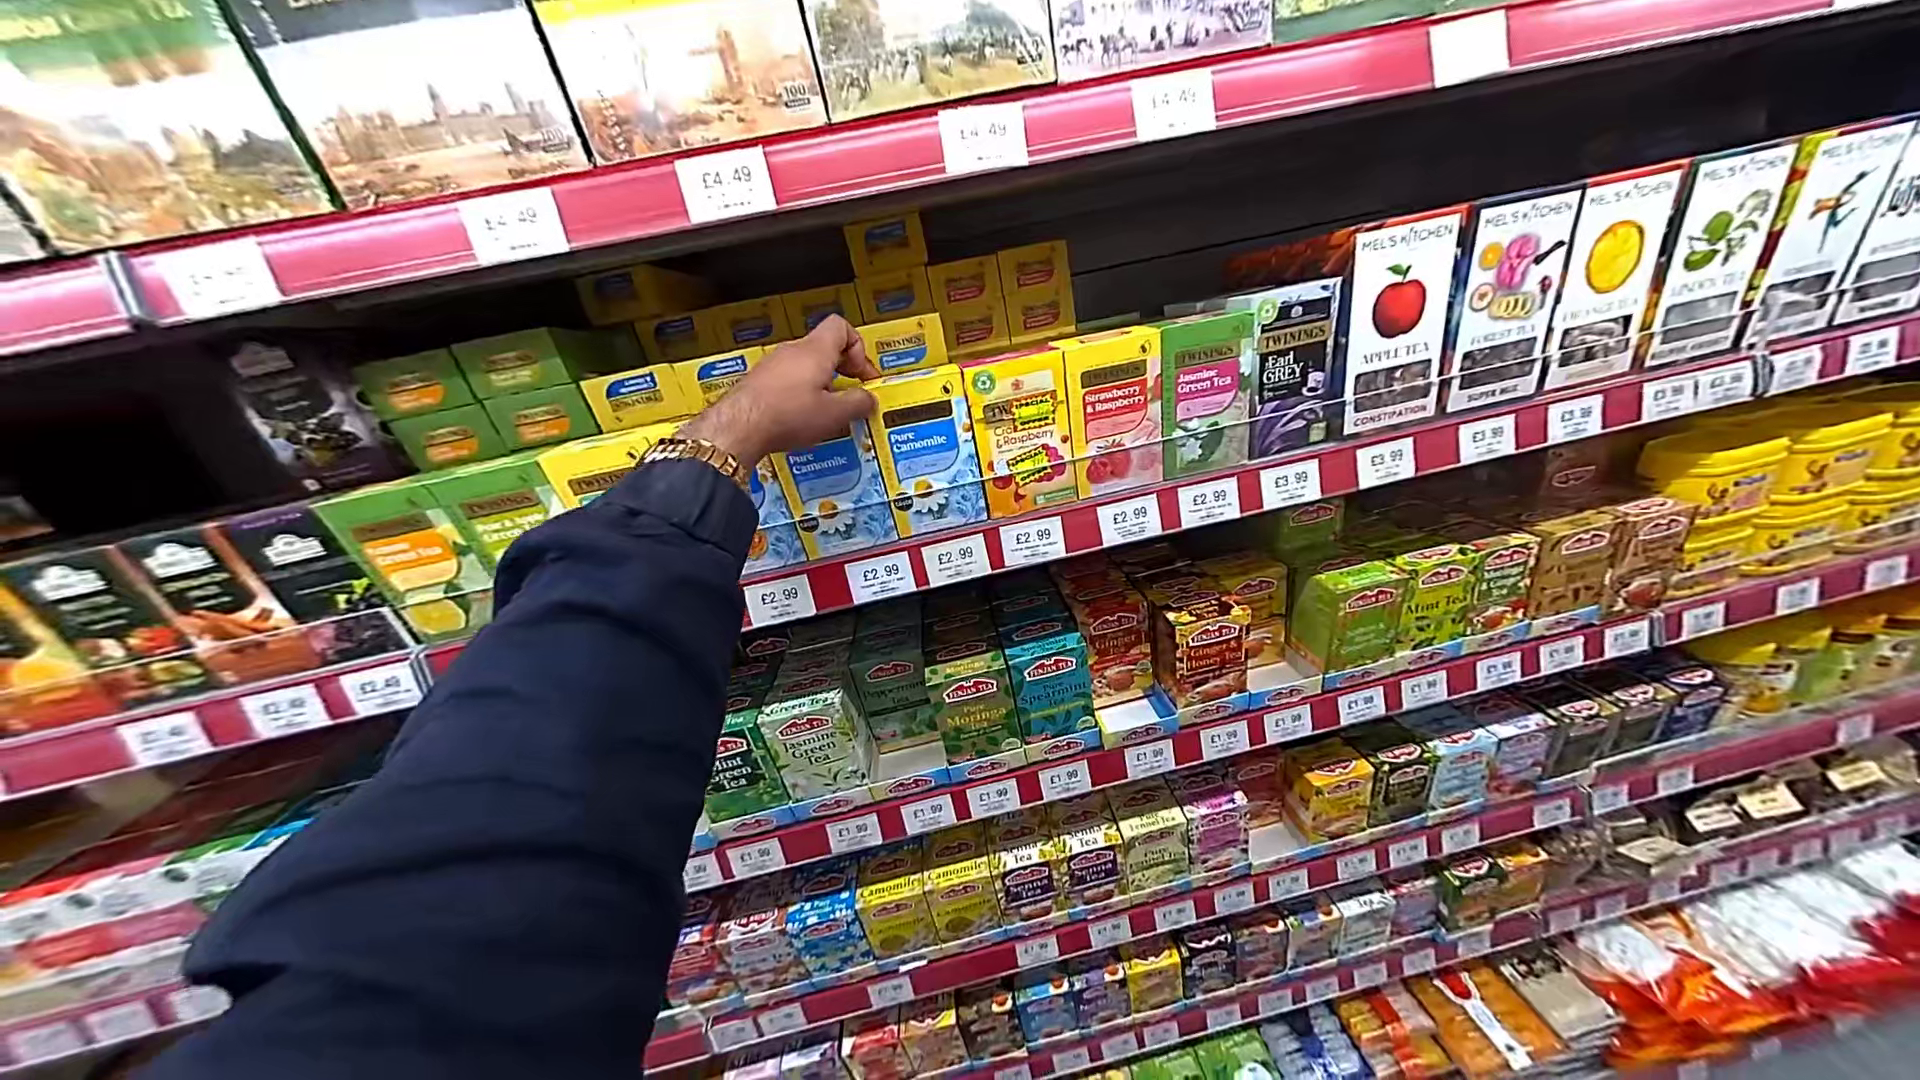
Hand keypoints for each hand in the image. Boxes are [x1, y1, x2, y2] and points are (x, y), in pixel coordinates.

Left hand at [678, 315, 880, 466]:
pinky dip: (803, 392)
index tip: (863, 374)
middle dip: (844, 370)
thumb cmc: (784, 415)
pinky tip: (804, 416)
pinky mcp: (760, 381)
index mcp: (816, 351)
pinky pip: (789, 378)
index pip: (842, 327)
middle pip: (826, 347)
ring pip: (807, 364)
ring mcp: (774, 365)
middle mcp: (793, 351)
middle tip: (851, 393)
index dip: (858, 348)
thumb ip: (858, 403)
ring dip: (823, 383)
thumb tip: (868, 399)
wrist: (739, 428)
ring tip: (828, 409)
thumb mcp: (834, 414)